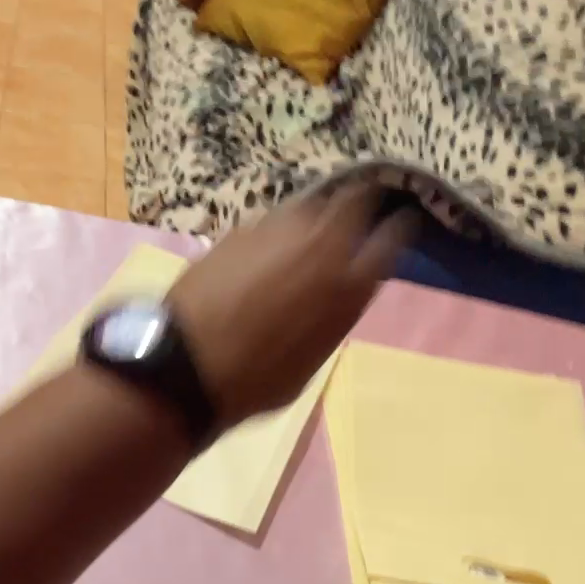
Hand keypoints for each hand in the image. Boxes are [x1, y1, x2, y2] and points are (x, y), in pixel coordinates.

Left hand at [168, 182, 417, 425]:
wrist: (185, 366)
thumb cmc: (254, 382)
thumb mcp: (311, 360)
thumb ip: (332, 315)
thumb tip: (337, 292)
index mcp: (350, 285)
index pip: (393, 236)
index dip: (398, 228)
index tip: (398, 225)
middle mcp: (322, 245)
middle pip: (356, 201)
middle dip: (361, 202)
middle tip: (359, 209)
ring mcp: (279, 230)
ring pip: (313, 203)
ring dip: (318, 213)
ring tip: (312, 228)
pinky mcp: (240, 229)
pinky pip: (273, 219)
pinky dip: (278, 229)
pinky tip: (270, 246)